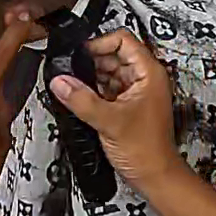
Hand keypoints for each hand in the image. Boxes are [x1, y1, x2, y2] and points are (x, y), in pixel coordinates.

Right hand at [48, 30, 185, 191]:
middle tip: (72, 74)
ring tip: (76, 88)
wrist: (154, 175)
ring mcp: (136, 90)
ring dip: (91, 78)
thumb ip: (82, 100)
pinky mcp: (127, 104)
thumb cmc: (146, 150)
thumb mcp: (109, 121)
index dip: (100, 44)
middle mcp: (144, 77)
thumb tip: (61, 82)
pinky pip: (107, 87)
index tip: (81, 55)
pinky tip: (83, 100)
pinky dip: (94, 91)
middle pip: (113, 54)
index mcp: (149, 72)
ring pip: (108, 71)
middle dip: (91, 63)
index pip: (123, 40)